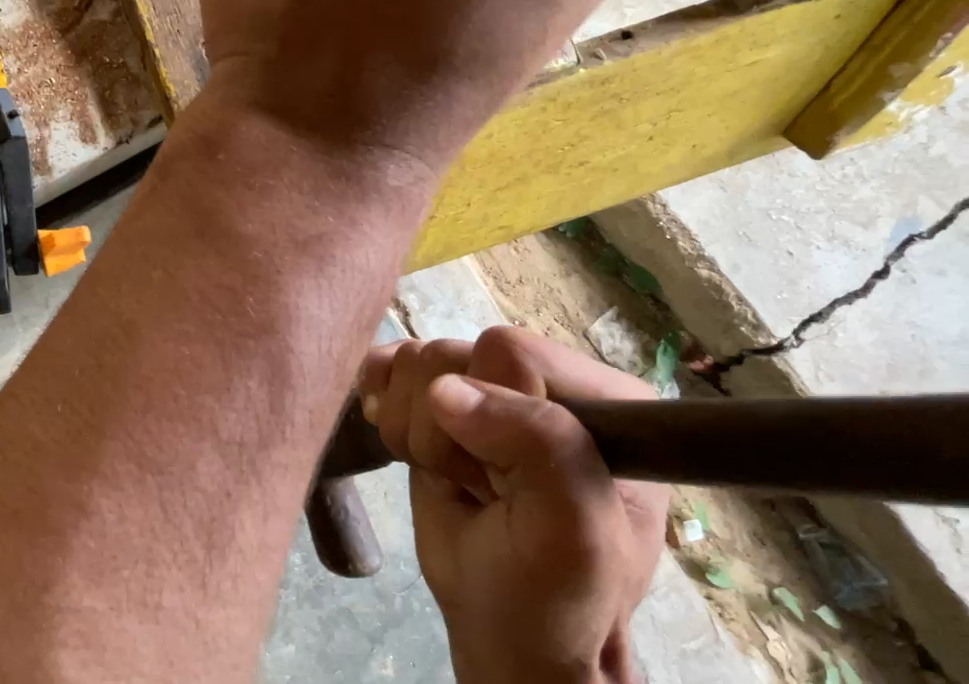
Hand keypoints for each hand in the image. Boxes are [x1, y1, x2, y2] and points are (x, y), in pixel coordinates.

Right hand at [357, 326, 669, 683]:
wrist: (503, 628)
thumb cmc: (551, 592)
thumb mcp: (570, 534)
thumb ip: (537, 446)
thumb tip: (444, 390)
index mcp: (603, 399)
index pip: (510, 352)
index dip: (488, 413)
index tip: (501, 481)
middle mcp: (543, 383)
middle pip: (450, 353)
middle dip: (441, 427)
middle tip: (476, 486)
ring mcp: (484, 390)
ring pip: (412, 360)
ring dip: (410, 425)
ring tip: (445, 476)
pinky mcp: (433, 400)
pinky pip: (387, 364)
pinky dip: (378, 399)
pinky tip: (399, 441)